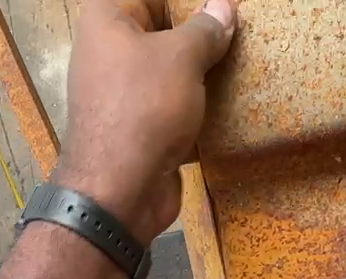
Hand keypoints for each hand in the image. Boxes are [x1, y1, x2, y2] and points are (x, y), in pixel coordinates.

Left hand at [57, 0, 236, 244]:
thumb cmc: (145, 109)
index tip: (222, 8)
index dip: (189, 3)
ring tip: (238, 70)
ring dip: (200, 78)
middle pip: (161, 33)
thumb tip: (224, 7)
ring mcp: (122, 98)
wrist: (121, 192)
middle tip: (236, 37)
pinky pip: (170, 114)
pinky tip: (226, 112)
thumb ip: (205, 30)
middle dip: (198, 37)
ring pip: (168, 77)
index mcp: (107, 19)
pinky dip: (194, 114)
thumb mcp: (182, 58)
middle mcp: (108, 53)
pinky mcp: (138, 134)